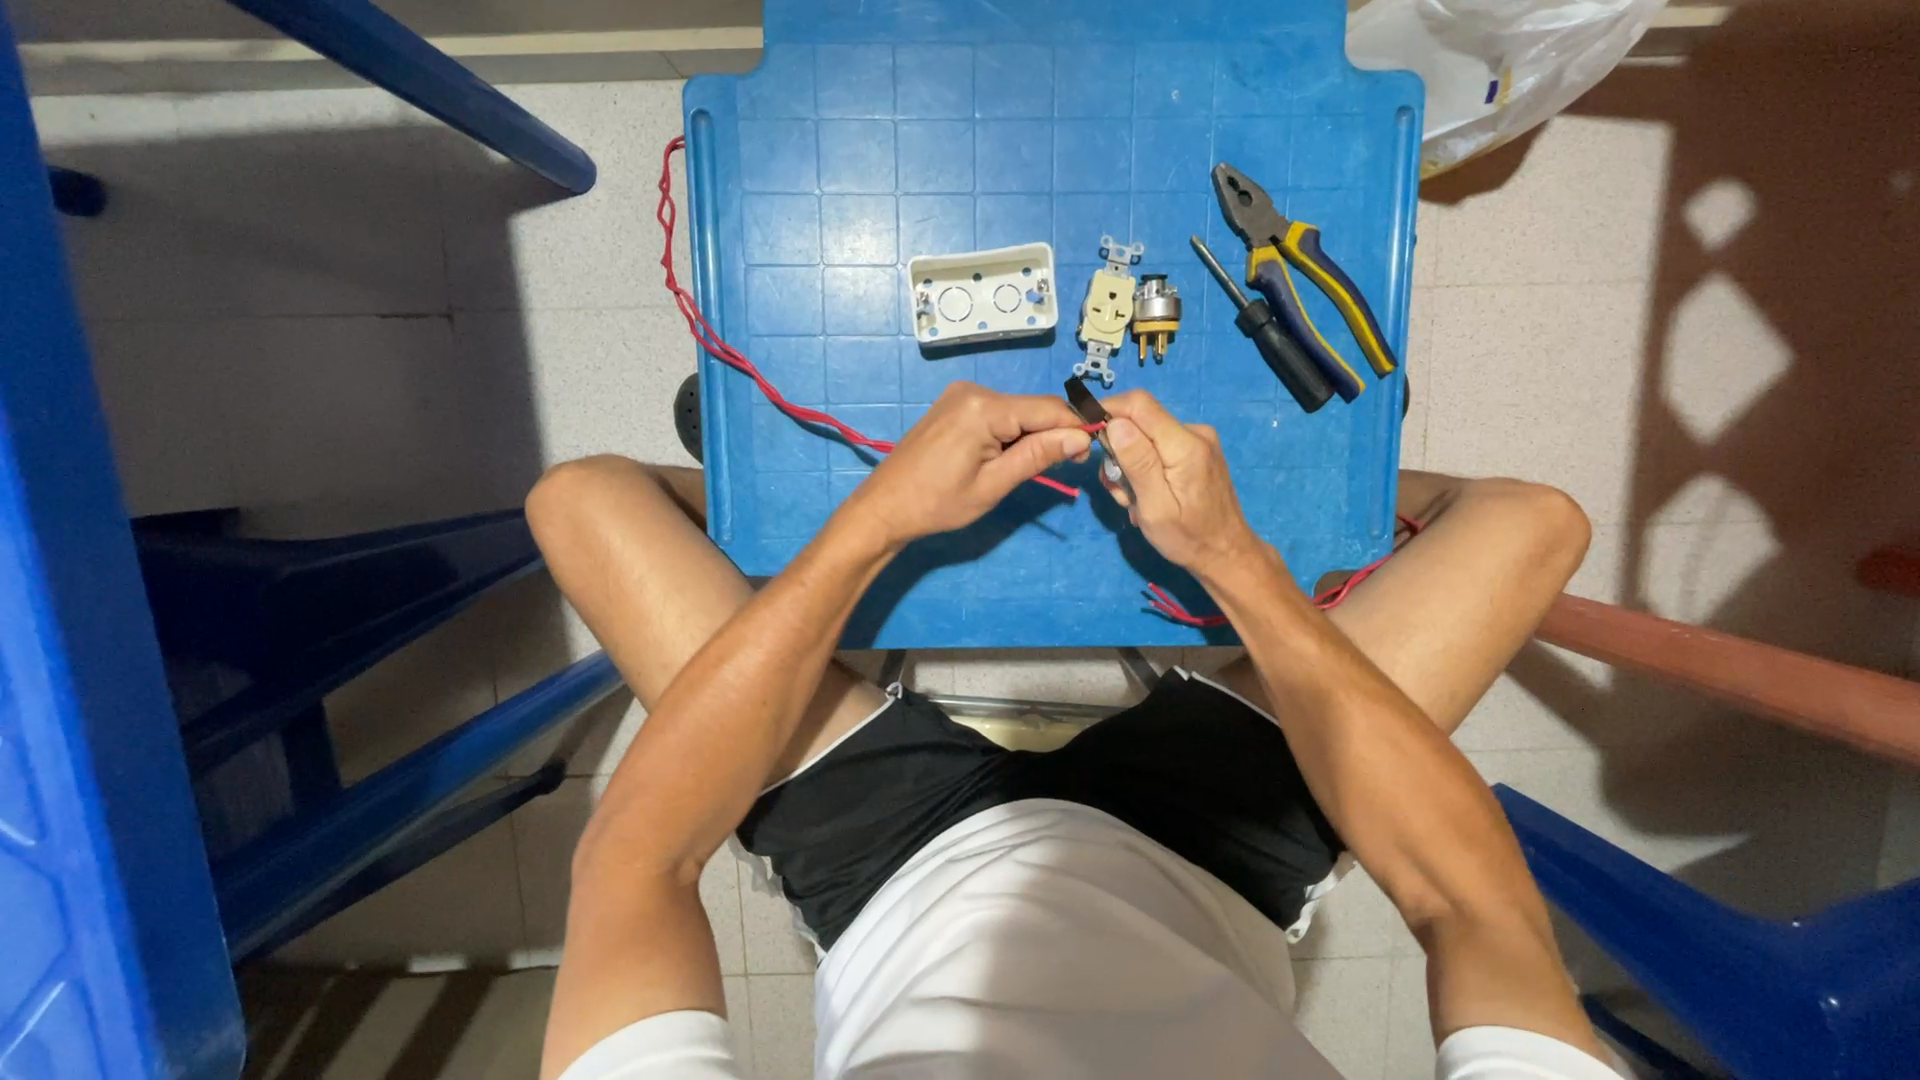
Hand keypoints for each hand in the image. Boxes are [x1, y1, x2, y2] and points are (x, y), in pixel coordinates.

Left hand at [840, 383, 1090, 546]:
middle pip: (1033, 408)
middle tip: (1061, 469)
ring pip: (1017, 411)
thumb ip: (1037, 456)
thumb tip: (1081, 437)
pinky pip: (997, 413)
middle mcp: (974, 390)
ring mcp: (962, 395)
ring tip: (1022, 470)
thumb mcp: (993, 485)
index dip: (1075, 429)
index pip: (1048, 409)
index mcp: (984, 408)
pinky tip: (1002, 458)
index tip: (1090, 454)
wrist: (885, 507)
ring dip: (1030, 436)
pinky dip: (1009, 433)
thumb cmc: (937, 504)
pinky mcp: (955, 404)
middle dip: (1053, 434)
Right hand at [1099, 390, 1263, 575]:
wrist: (1226, 553)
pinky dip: (1144, 467)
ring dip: (1129, 465)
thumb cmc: (1188, 538)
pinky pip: (1157, 446)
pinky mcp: (1196, 449)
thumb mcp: (1155, 508)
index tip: (1087, 438)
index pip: (1138, 405)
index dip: (1106, 411)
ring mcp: (1197, 440)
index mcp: (1185, 445)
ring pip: (1144, 436)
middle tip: (1118, 490)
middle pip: (1139, 421)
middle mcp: (1195, 432)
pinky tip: (1148, 494)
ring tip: (1135, 501)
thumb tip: (1114, 423)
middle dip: (1117, 451)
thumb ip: (1137, 463)